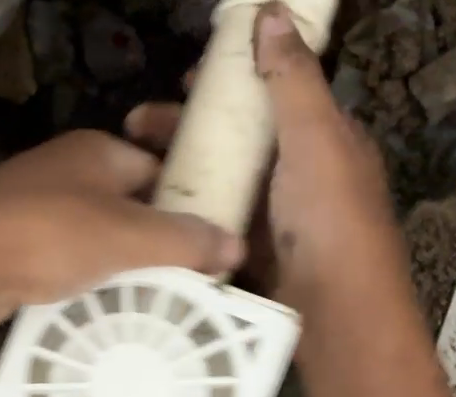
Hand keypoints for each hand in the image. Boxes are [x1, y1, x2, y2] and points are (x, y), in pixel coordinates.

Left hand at [0, 130, 245, 362]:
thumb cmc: (47, 236)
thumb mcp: (127, 237)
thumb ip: (182, 241)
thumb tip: (234, 247)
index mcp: (95, 150)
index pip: (156, 168)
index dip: (184, 202)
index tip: (205, 243)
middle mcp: (60, 171)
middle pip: (121, 203)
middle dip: (147, 239)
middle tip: (179, 279)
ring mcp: (27, 208)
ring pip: (86, 235)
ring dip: (109, 264)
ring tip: (141, 299)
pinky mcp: (4, 247)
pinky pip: (54, 261)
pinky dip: (72, 280)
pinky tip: (86, 305)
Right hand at [126, 1, 455, 396]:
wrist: (330, 308)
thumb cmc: (330, 217)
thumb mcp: (315, 138)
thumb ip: (291, 81)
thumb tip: (269, 14)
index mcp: (317, 138)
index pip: (269, 95)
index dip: (228, 81)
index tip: (183, 80)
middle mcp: (289, 175)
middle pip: (230, 139)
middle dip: (182, 128)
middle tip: (133, 126)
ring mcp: (261, 217)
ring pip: (211, 181)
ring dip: (171, 170)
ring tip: (125, 169)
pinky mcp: (237, 252)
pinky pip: (202, 222)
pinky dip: (175, 214)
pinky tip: (142, 213)